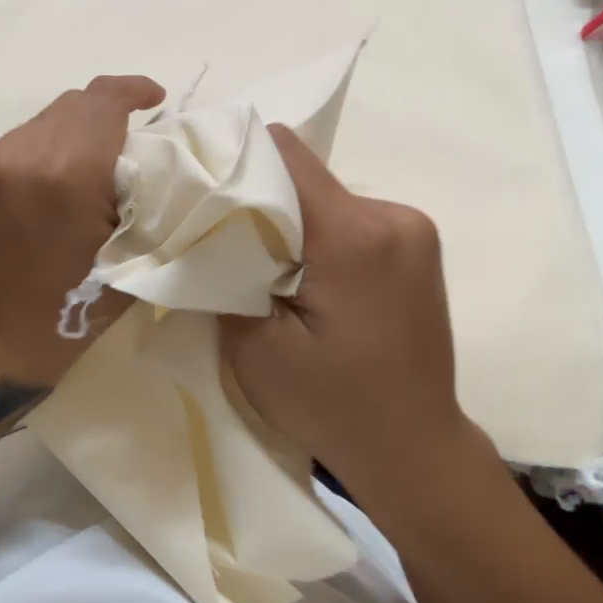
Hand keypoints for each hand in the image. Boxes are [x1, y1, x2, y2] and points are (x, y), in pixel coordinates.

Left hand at [0, 75, 164, 390]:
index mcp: (68, 172)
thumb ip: (142, 186)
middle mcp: (16, 157)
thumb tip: (146, 145)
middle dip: (98, 121)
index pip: (103, 99)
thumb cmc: (77, 304)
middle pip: (68, 108)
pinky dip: (22, 164)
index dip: (133, 90)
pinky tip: (28, 198)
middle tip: (115, 152)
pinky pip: (0, 151)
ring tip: (67, 183)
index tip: (151, 99)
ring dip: (57, 144)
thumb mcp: (134, 245)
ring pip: (33, 128)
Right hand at [219, 125, 473, 489]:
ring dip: (279, 220)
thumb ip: (223, 270)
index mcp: (354, 234)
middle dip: (251, 197)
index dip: (230, 160)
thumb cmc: (329, 403)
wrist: (410, 450)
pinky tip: (291, 277)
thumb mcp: (253, 343)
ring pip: (317, 194)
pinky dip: (307, 234)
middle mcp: (392, 216)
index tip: (191, 188)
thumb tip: (198, 221)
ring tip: (252, 266)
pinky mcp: (411, 247)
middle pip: (299, 172)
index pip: (282, 152)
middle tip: (211, 239)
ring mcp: (409, 230)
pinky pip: (341, 216)